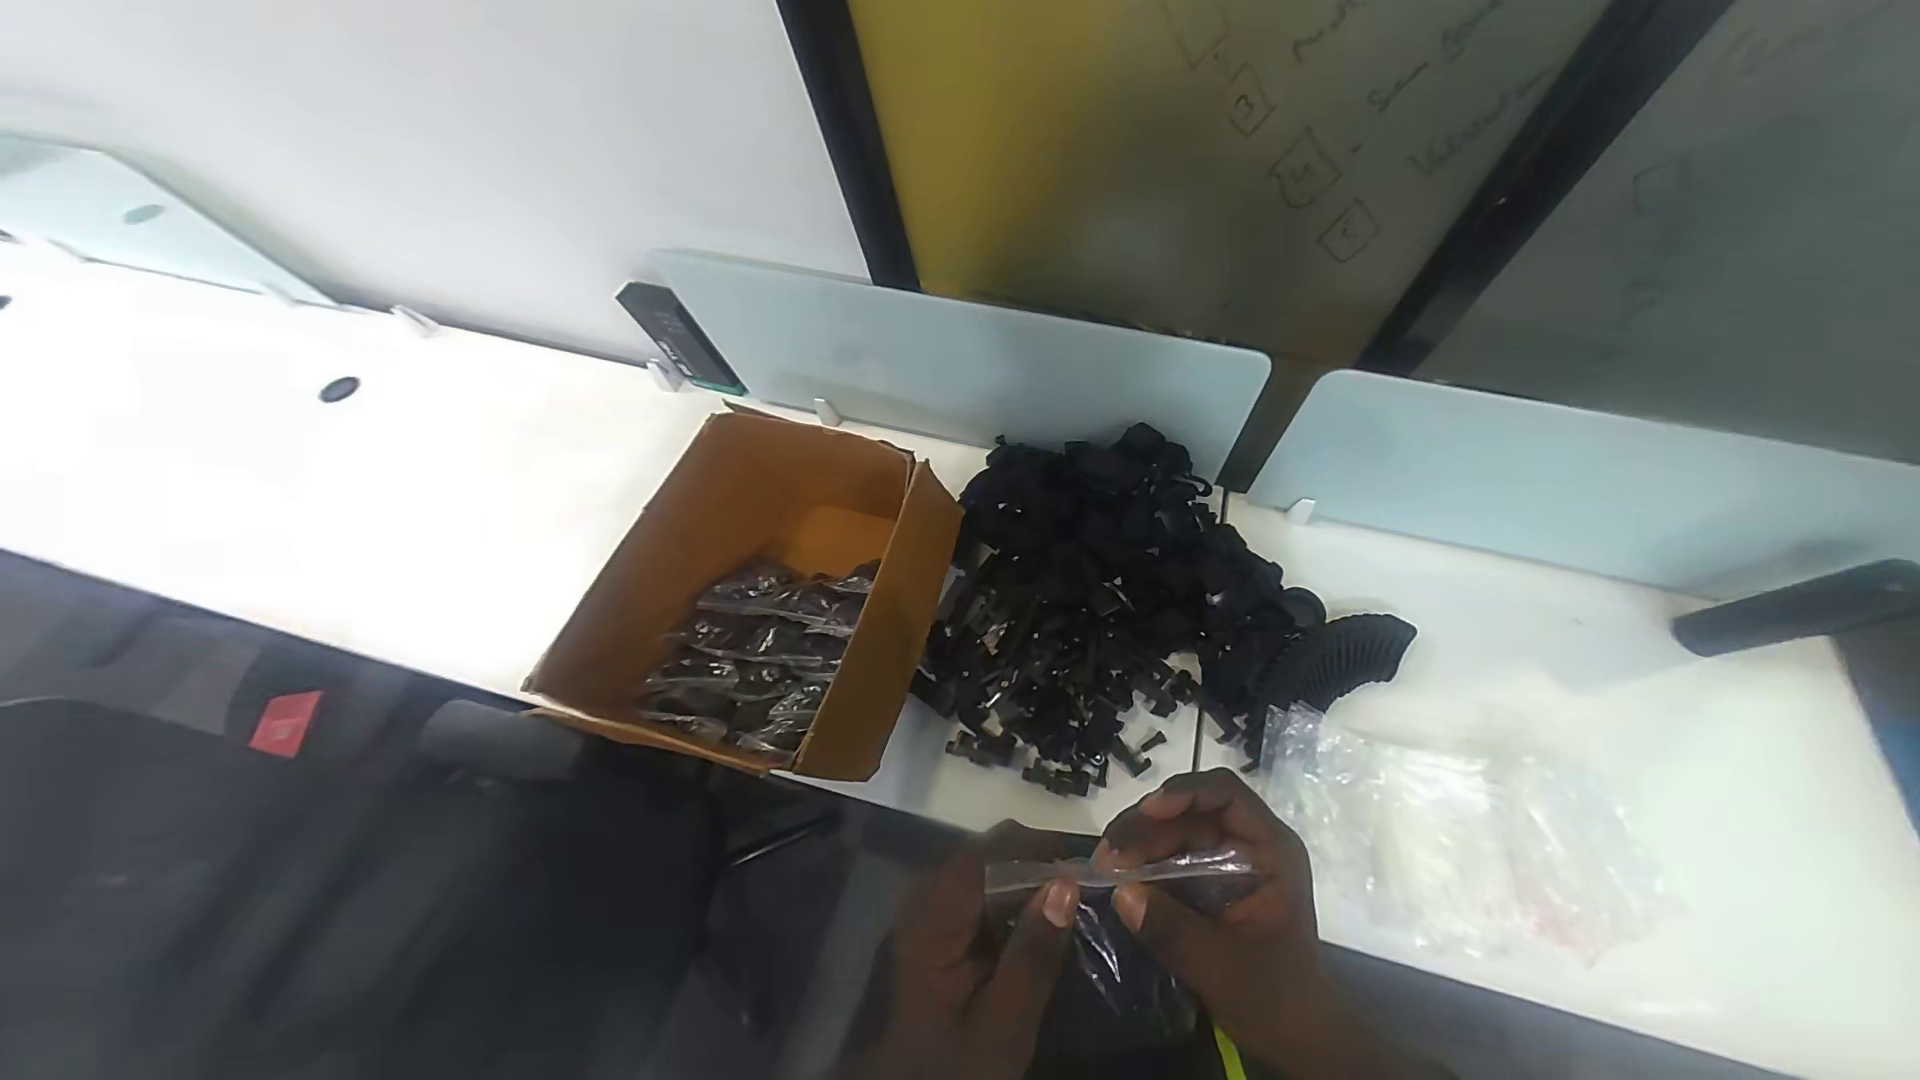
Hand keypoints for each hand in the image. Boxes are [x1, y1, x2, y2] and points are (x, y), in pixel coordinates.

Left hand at [845, 833, 1078, 1079]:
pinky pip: (973, 886)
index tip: (1081, 862)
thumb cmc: (954, 1066)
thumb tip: (1066, 884)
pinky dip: (1006, 892)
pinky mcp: (930, 920)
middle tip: (1079, 883)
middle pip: (982, 851)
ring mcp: (923, 905)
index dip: (1034, 846)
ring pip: (980, 864)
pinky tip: (1033, 917)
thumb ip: (1033, 954)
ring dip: (1022, 873)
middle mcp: (922, 895)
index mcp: (932, 916)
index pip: (986, 853)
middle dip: (1032, 859)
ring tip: (1065, 896)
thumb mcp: (1004, 1026)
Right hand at [1097, 768, 1444, 1078]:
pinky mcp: (1205, 874)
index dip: (1186, 793)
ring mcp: (1224, 856)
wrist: (1297, 1036)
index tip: (1149, 812)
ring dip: (1137, 840)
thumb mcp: (1224, 969)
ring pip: (1172, 826)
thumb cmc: (1276, 999)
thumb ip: (1174, 930)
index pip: (1227, 795)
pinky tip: (1117, 873)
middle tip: (1108, 854)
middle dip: (1145, 825)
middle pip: (1188, 809)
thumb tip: (1122, 893)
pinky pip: (1167, 851)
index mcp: (1271, 849)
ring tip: (1104, 864)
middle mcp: (1246, 842)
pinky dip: (1141, 858)